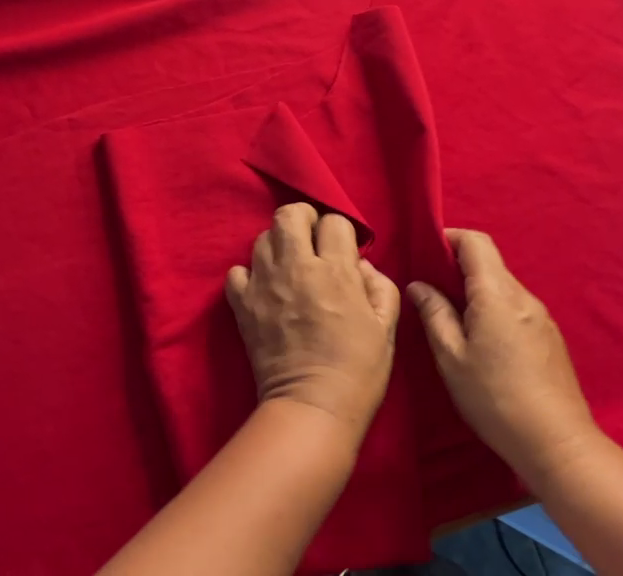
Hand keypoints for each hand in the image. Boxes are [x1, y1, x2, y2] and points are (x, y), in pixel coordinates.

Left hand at [226, 203, 400, 433]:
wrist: (311, 407)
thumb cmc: (358, 370)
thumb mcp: (385, 327)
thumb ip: (379, 286)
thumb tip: (360, 265)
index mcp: (335, 270)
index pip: (334, 222)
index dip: (340, 232)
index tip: (342, 249)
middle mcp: (296, 267)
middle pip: (289, 214)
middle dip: (303, 219)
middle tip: (311, 239)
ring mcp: (264, 283)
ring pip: (262, 238)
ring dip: (277, 245)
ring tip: (288, 265)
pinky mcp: (242, 304)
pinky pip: (236, 272)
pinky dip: (248, 274)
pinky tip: (262, 287)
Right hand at [408, 229, 597, 476]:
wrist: (557, 444)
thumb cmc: (495, 399)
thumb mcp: (451, 357)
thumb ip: (434, 314)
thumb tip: (419, 285)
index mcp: (497, 295)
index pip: (475, 242)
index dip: (448, 238)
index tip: (424, 252)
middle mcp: (523, 297)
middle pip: (489, 263)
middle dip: (457, 266)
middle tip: (429, 288)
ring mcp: (541, 317)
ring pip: (501, 287)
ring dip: (474, 290)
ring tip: (450, 316)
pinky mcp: (549, 337)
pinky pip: (514, 308)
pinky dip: (492, 308)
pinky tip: (480, 339)